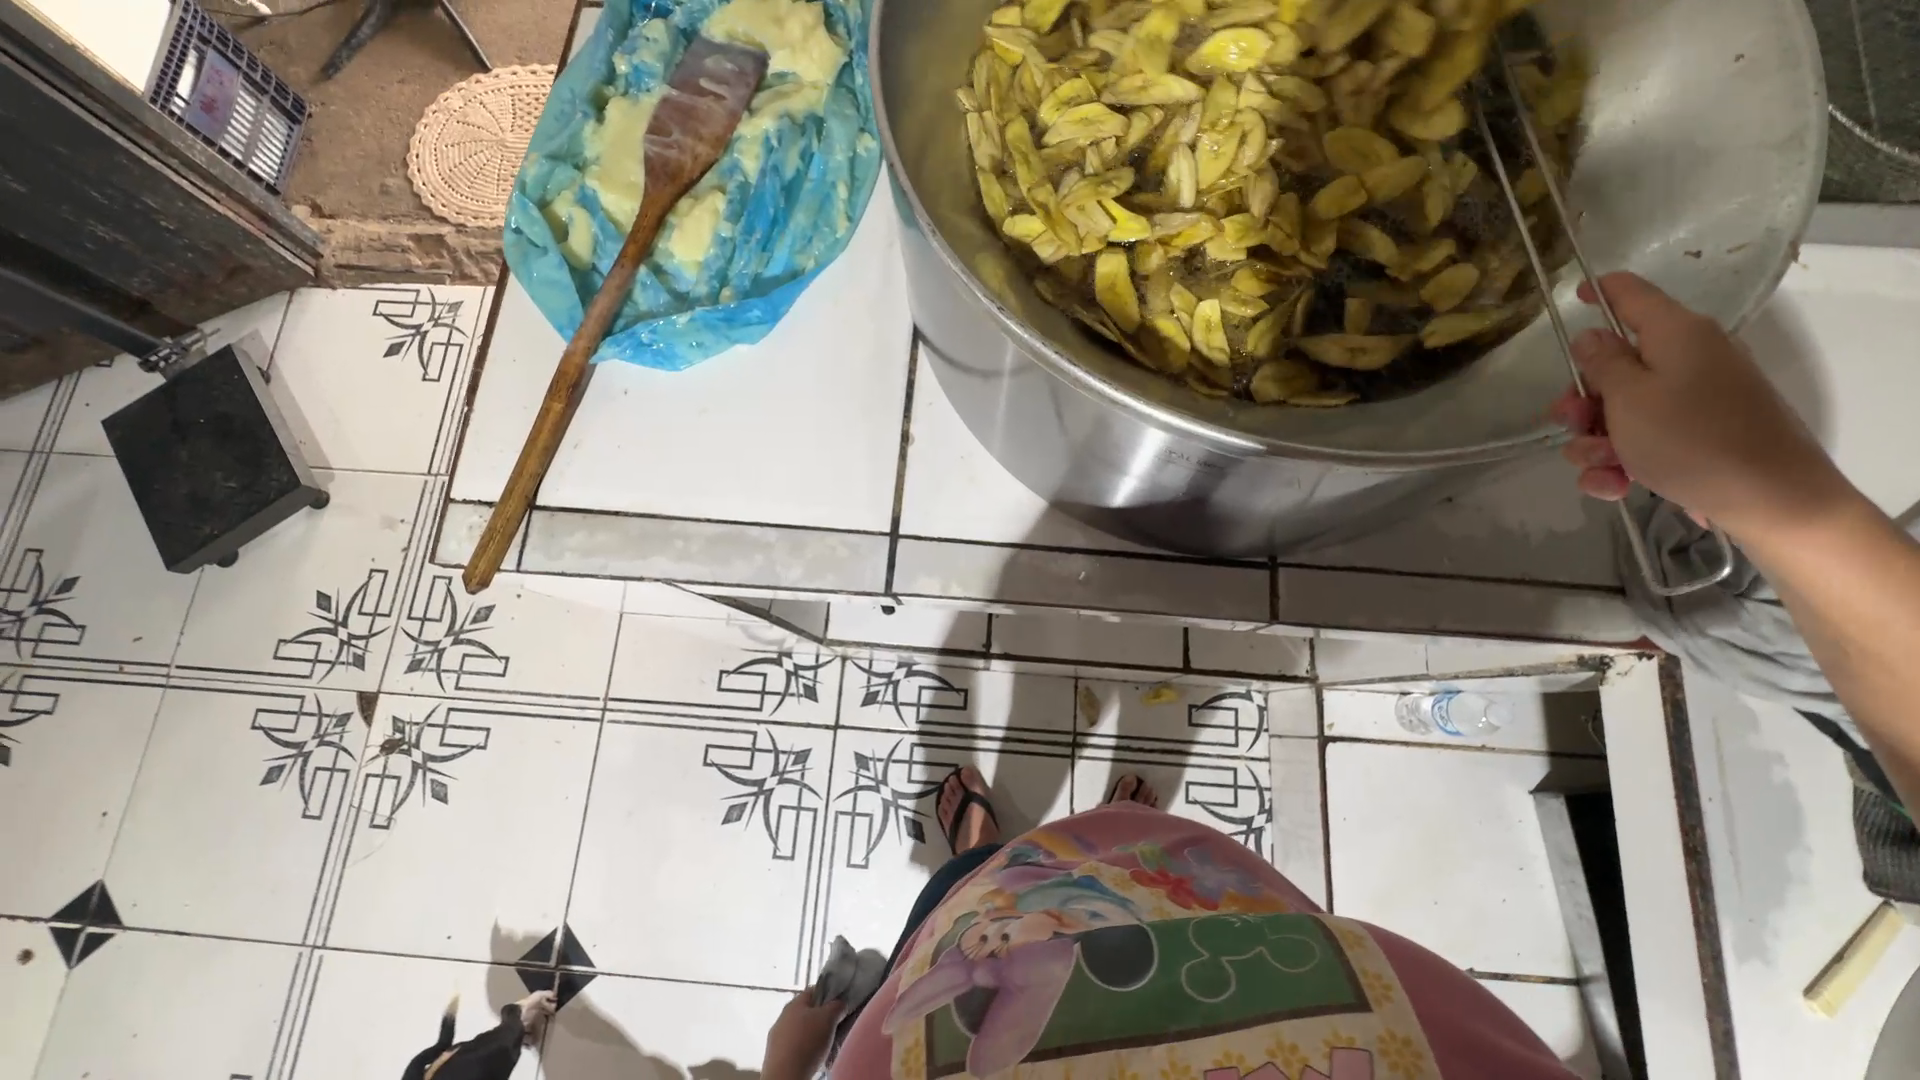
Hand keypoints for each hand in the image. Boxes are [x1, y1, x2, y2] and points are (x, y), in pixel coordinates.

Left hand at [762, 991, 843, 1079]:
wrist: (785, 1076)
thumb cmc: (808, 1042)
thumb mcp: (829, 1018)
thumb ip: (837, 1006)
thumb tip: (840, 1003)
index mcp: (794, 1003)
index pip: (814, 990)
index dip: (828, 994)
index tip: (839, 1004)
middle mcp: (782, 1016)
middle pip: (806, 1011)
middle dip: (820, 1017)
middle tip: (834, 1025)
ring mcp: (776, 1036)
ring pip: (800, 1029)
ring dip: (811, 1034)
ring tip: (825, 1044)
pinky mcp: (775, 1055)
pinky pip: (794, 1046)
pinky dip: (803, 1049)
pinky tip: (812, 1056)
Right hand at [1549, 272, 1847, 540]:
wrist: (1768, 496)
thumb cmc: (1691, 438)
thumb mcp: (1629, 397)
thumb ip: (1602, 363)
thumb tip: (1592, 335)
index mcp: (1676, 335)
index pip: (1632, 295)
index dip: (1599, 292)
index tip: (1573, 297)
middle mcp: (1687, 359)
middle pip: (1614, 366)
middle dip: (1582, 400)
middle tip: (1571, 423)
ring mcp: (1692, 400)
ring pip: (1618, 412)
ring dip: (1595, 441)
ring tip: (1601, 467)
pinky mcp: (1693, 436)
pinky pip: (1638, 441)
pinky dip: (1618, 463)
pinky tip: (1615, 485)